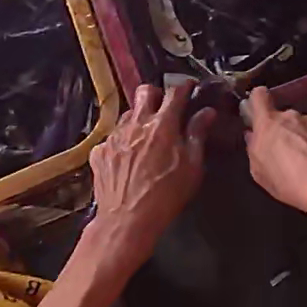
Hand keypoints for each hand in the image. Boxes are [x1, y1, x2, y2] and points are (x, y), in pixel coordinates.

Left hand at [88, 83, 215, 250]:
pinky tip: (128, 156)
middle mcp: (136, 123)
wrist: (126, 220)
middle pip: (145, 92)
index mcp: (163, 124)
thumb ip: (197, 134)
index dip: (184, 86)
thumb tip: (207, 112)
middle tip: (165, 107)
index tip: (189, 87)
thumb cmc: (167, 194)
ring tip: (147, 134)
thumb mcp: (192, 166)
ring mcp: (114, 136)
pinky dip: (123, 140)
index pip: (174, 92)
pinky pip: (112, 136)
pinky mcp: (100, 151)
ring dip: (139, 117)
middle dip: (156, 94)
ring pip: (128, 113)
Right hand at [241, 87, 306, 223]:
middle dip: (284, 130)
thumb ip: (254, 149)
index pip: (259, 97)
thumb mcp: (259, 172)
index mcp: (269, 123)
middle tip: (287, 152)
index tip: (259, 111)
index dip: (258, 100)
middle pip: (284, 118)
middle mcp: (291, 116)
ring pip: (304, 125)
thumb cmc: (286, 180)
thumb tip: (253, 136)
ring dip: (303, 137)